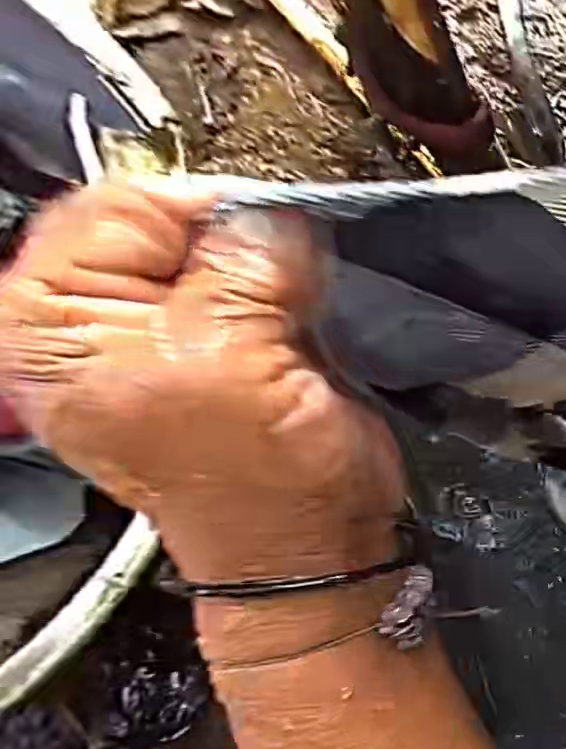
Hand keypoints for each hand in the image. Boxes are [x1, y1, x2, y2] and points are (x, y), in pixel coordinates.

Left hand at [0, 183, 405, 580]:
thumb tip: (275, 212)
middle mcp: (102, 318)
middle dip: (252, 241)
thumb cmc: (269, 471)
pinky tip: (325, 313)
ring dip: (285, 272)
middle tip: (319, 265)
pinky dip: (300, 297)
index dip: (214, 207)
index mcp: (56, 315)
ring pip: (229, 267)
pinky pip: (263, 301)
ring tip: (325, 294)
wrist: (318, 540)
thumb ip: (242, 279)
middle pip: (175, 235)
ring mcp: (173, 340)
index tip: (300, 224)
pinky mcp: (237, 358)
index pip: (122, 210)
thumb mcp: (239, 368)